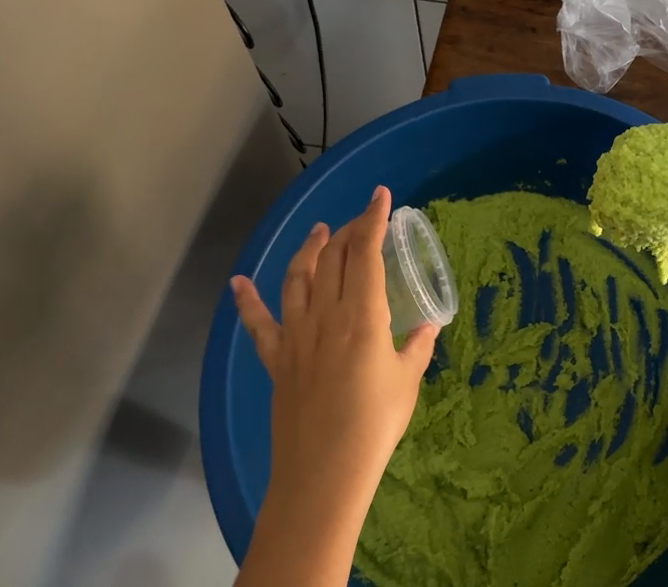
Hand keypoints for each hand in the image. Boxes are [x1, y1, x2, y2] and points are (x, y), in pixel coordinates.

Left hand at [231, 186, 438, 494]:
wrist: (324, 471)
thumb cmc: (375, 424)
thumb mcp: (408, 381)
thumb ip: (417, 346)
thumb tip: (429, 325)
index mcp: (364, 316)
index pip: (367, 254)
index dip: (374, 220)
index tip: (381, 196)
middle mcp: (327, 315)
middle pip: (334, 259)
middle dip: (348, 230)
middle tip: (360, 218)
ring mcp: (297, 335)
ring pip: (298, 278)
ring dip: (309, 249)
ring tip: (319, 231)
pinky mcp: (277, 360)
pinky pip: (259, 324)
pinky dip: (248, 301)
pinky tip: (239, 282)